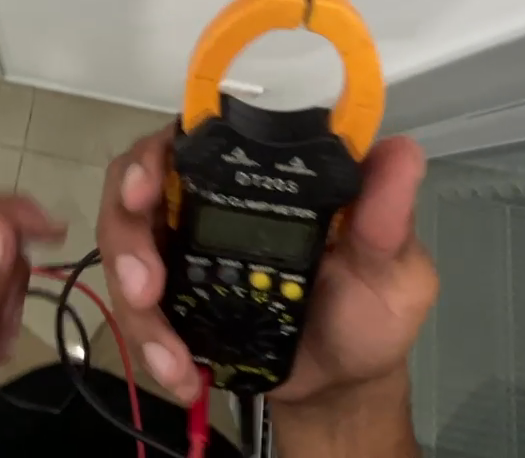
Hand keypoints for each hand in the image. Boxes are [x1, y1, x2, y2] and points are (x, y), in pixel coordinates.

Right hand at [96, 130, 435, 450]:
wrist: (337, 388)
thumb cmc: (367, 315)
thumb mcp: (391, 271)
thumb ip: (386, 221)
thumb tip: (401, 152)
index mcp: (253, 176)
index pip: (192, 136)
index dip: (156, 152)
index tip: (144, 186)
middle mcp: (206, 197)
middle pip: (136, 185)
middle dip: (127, 233)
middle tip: (145, 285)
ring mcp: (180, 244)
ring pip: (123, 243)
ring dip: (132, 297)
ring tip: (168, 354)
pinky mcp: (167, 292)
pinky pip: (132, 302)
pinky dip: (145, 339)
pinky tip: (177, 372)